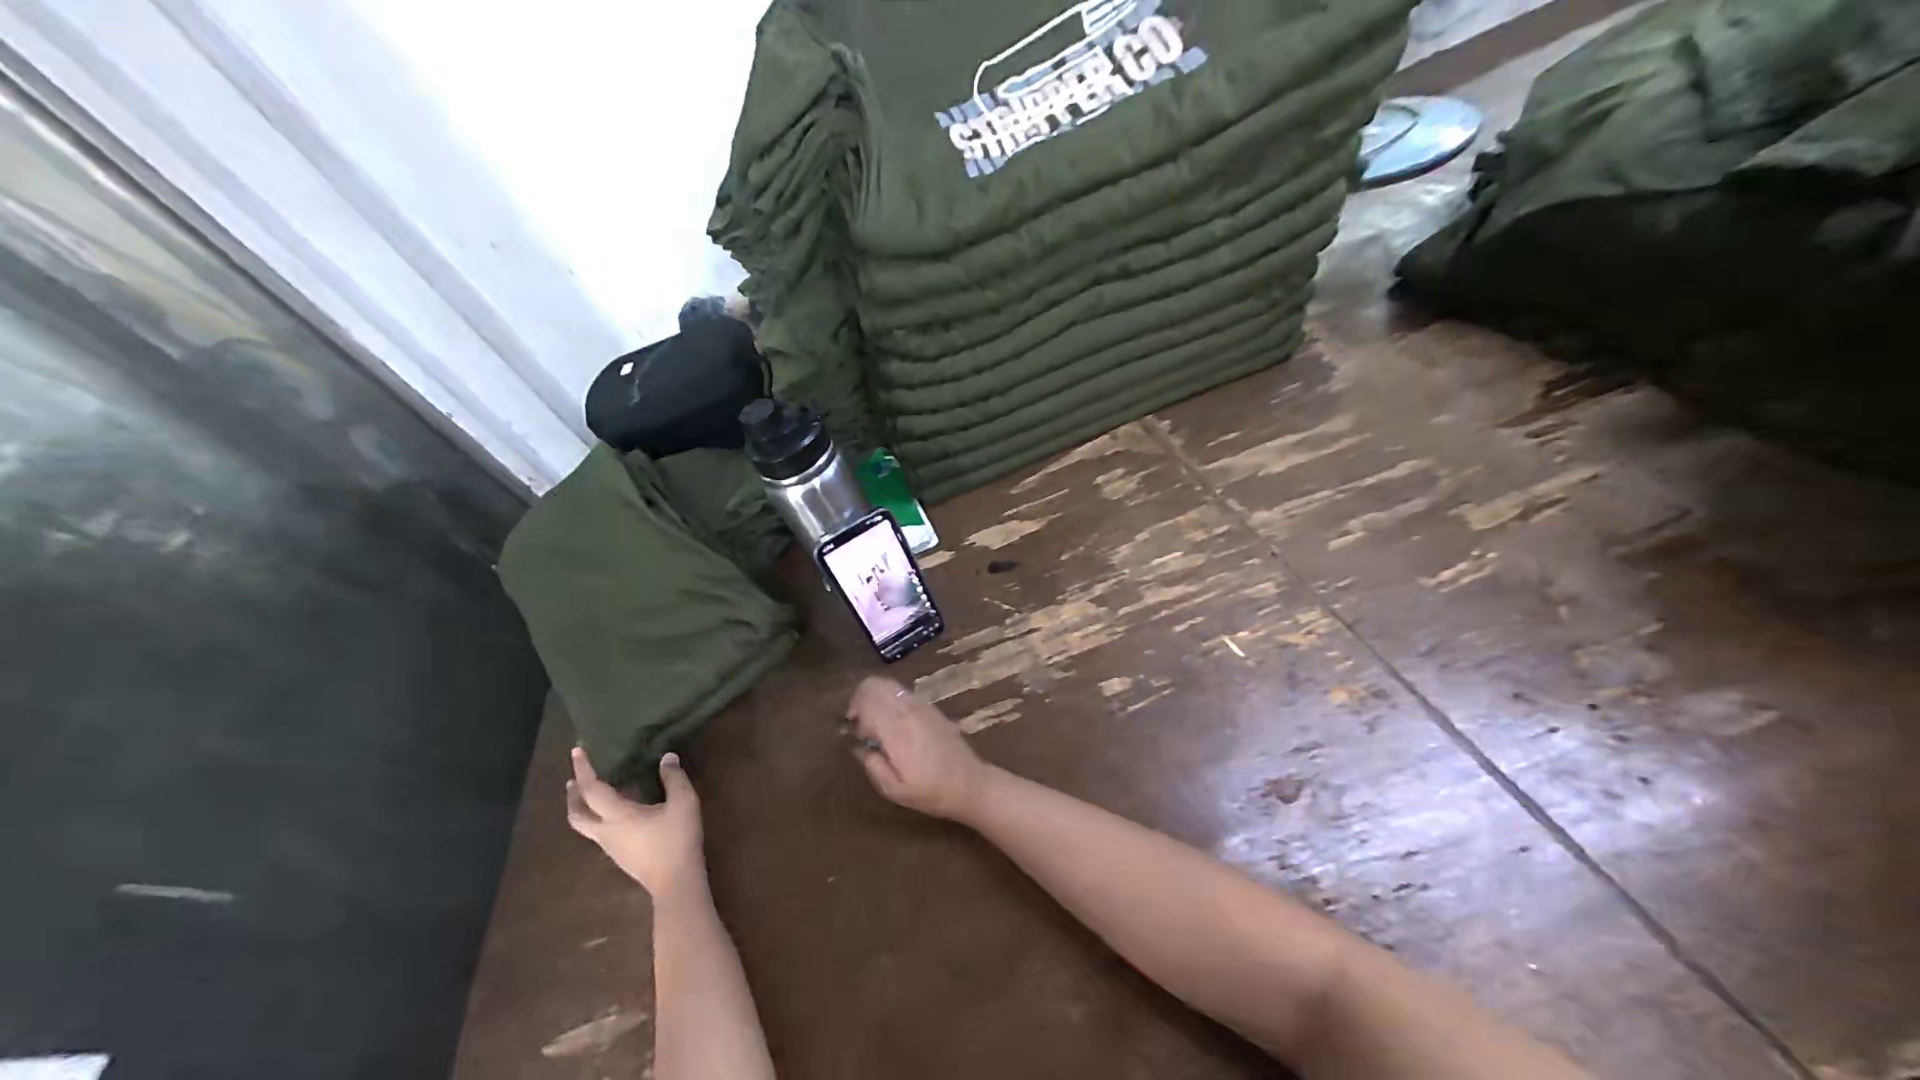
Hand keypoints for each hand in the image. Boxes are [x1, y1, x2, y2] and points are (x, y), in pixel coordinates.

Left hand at [566, 747, 704, 895]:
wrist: (675, 882)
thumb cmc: (676, 839)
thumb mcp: (683, 803)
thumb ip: (674, 778)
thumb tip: (666, 757)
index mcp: (617, 815)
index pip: (592, 788)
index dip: (583, 769)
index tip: (576, 751)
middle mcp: (606, 831)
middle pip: (577, 814)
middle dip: (572, 795)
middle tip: (573, 780)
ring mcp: (610, 847)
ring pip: (585, 825)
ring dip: (582, 807)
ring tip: (589, 795)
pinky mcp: (619, 856)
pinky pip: (598, 833)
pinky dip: (597, 818)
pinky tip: (615, 815)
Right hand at [846, 676, 992, 820]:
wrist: (971, 784)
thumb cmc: (931, 792)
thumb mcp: (894, 790)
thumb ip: (872, 765)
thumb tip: (859, 747)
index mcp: (896, 730)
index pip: (866, 702)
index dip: (854, 711)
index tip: (852, 729)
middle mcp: (908, 711)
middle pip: (876, 685)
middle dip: (860, 697)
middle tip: (857, 719)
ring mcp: (922, 706)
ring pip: (890, 685)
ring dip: (875, 695)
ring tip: (873, 718)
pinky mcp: (932, 708)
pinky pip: (904, 692)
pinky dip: (891, 698)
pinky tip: (893, 720)